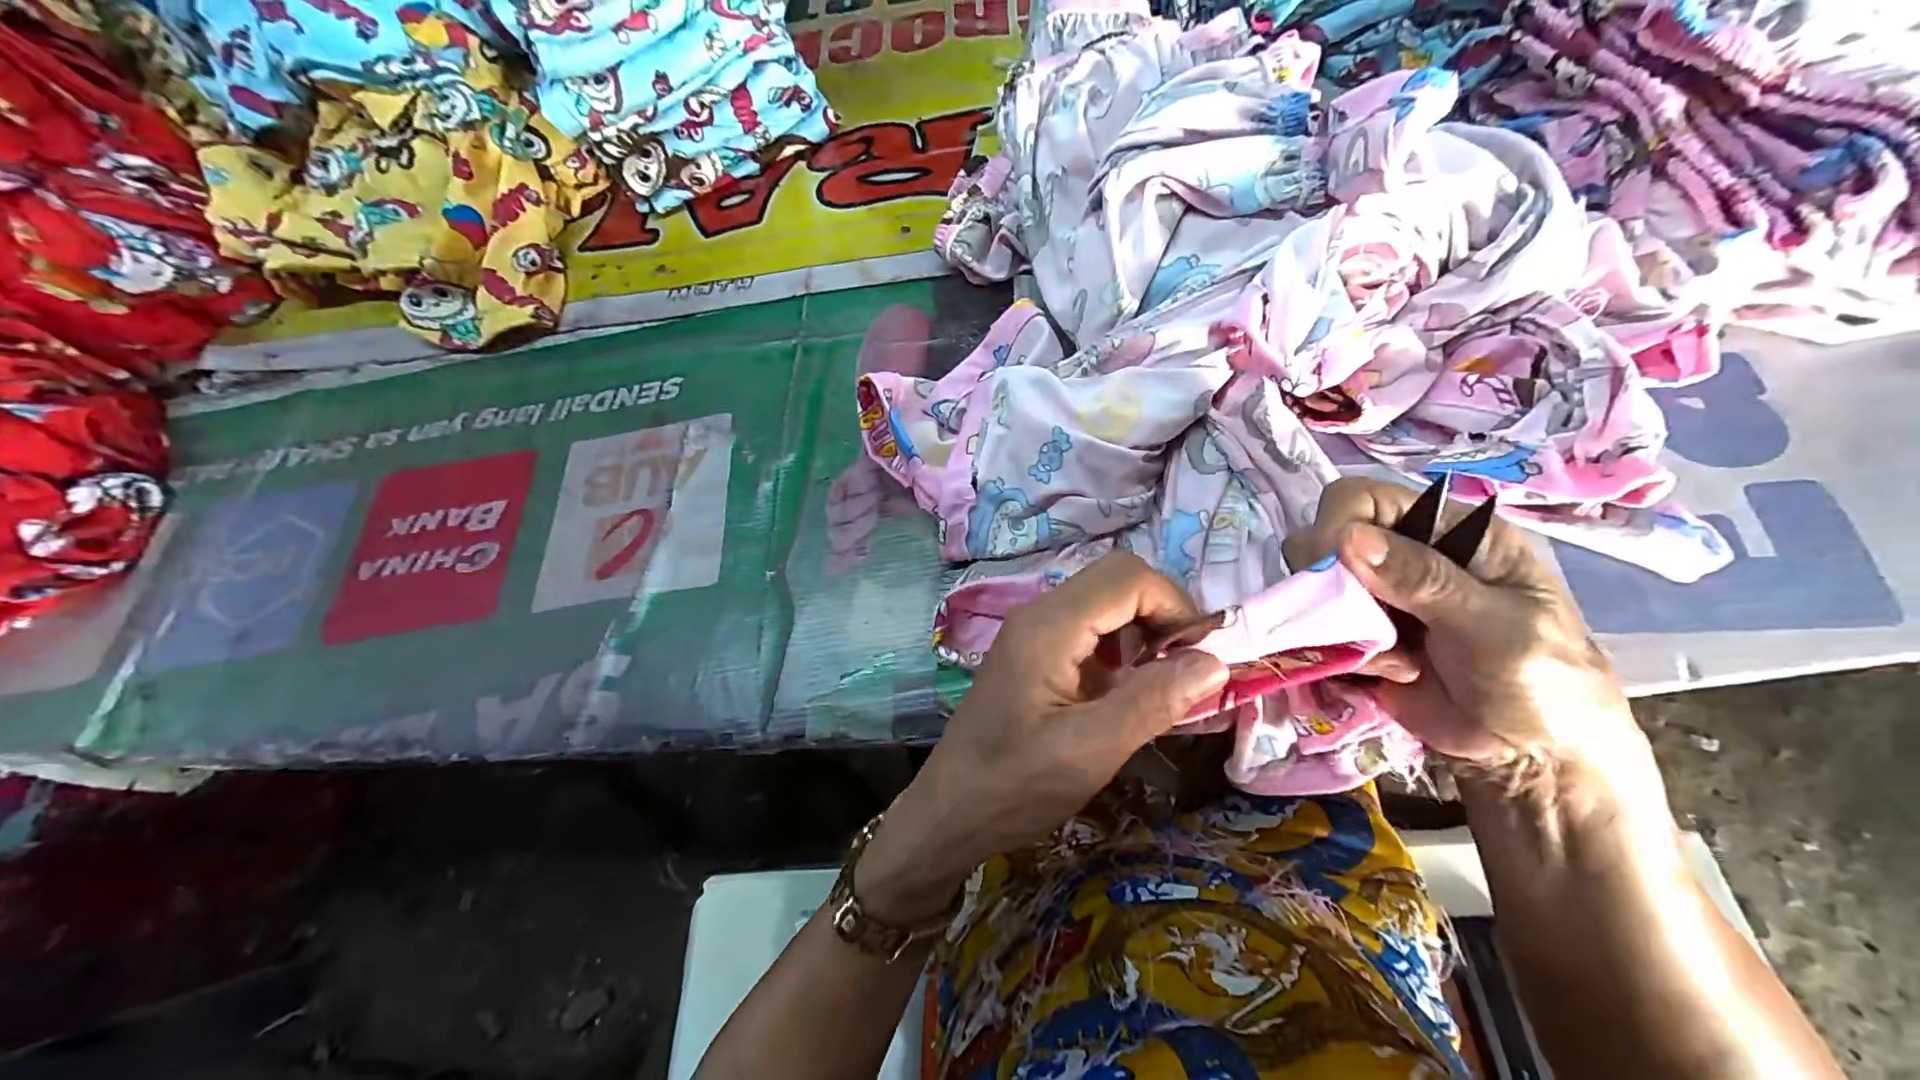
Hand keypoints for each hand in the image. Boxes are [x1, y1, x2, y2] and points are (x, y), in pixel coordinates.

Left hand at [856, 552, 1228, 922]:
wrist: (949, 812)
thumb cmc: (1015, 786)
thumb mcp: (1091, 750)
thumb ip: (1153, 701)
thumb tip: (1215, 662)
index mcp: (1048, 626)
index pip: (1128, 577)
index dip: (1175, 606)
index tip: (1201, 658)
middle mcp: (1038, 614)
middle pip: (1116, 580)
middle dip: (1162, 614)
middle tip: (1184, 670)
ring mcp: (1031, 632)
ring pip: (1104, 602)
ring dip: (1142, 632)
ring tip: (1158, 684)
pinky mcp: (1032, 653)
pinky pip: (1087, 629)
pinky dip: (1119, 648)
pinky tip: (1123, 692)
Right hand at [1281, 477, 1644, 780]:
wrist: (1534, 759)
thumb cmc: (1543, 683)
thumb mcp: (1494, 626)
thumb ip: (1423, 580)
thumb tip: (1346, 538)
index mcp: (1449, 533)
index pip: (1363, 499)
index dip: (1337, 524)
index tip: (1333, 569)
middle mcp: (1405, 557)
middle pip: (1324, 541)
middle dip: (1332, 585)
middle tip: (1364, 624)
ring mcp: (1377, 599)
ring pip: (1312, 590)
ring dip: (1336, 627)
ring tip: (1387, 659)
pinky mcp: (1357, 638)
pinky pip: (1316, 633)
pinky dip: (1332, 655)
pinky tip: (1376, 677)